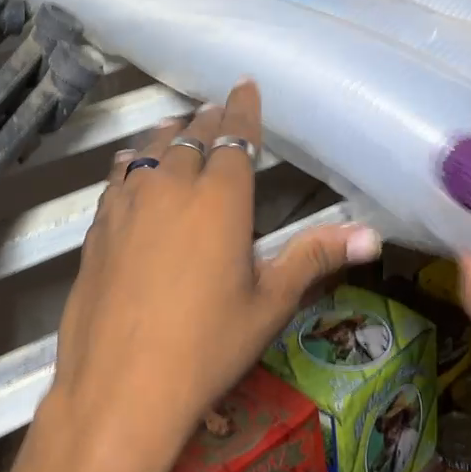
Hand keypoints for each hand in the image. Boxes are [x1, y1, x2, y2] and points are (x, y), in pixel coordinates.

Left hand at [40, 80, 381, 471]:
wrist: (120, 386)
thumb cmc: (207, 347)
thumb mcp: (269, 304)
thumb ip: (314, 257)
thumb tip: (372, 235)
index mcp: (220, 197)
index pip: (235, 135)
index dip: (243, 109)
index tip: (245, 85)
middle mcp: (171, 185)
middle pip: (191, 135)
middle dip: (208, 119)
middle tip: (216, 109)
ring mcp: (128, 202)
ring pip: (150, 149)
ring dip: (169, 134)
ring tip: (178, 126)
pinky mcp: (98, 225)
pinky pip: (119, 176)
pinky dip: (134, 162)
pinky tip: (134, 168)